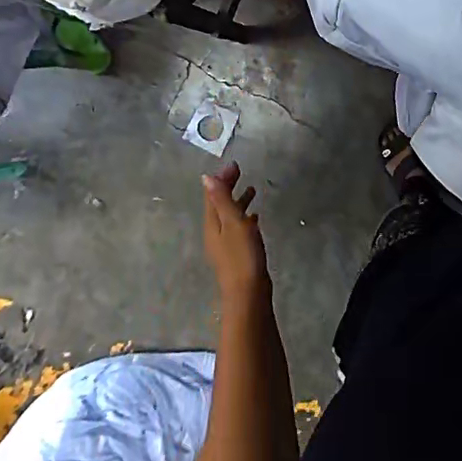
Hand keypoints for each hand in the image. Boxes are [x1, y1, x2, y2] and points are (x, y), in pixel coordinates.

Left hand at [202, 162, 269, 304]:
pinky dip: (245, 217)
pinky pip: (239, 228)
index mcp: (212, 224)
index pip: (213, 196)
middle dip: (228, 187)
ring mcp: (226, 245)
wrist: (248, 294)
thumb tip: (206, 177)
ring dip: (238, 201)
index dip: (221, 179)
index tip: (234, 165)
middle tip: (240, 172)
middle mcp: (216, 233)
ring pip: (230, 216)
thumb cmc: (242, 256)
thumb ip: (221, 200)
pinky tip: (255, 218)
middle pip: (220, 205)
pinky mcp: (238, 254)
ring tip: (252, 190)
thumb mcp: (233, 223)